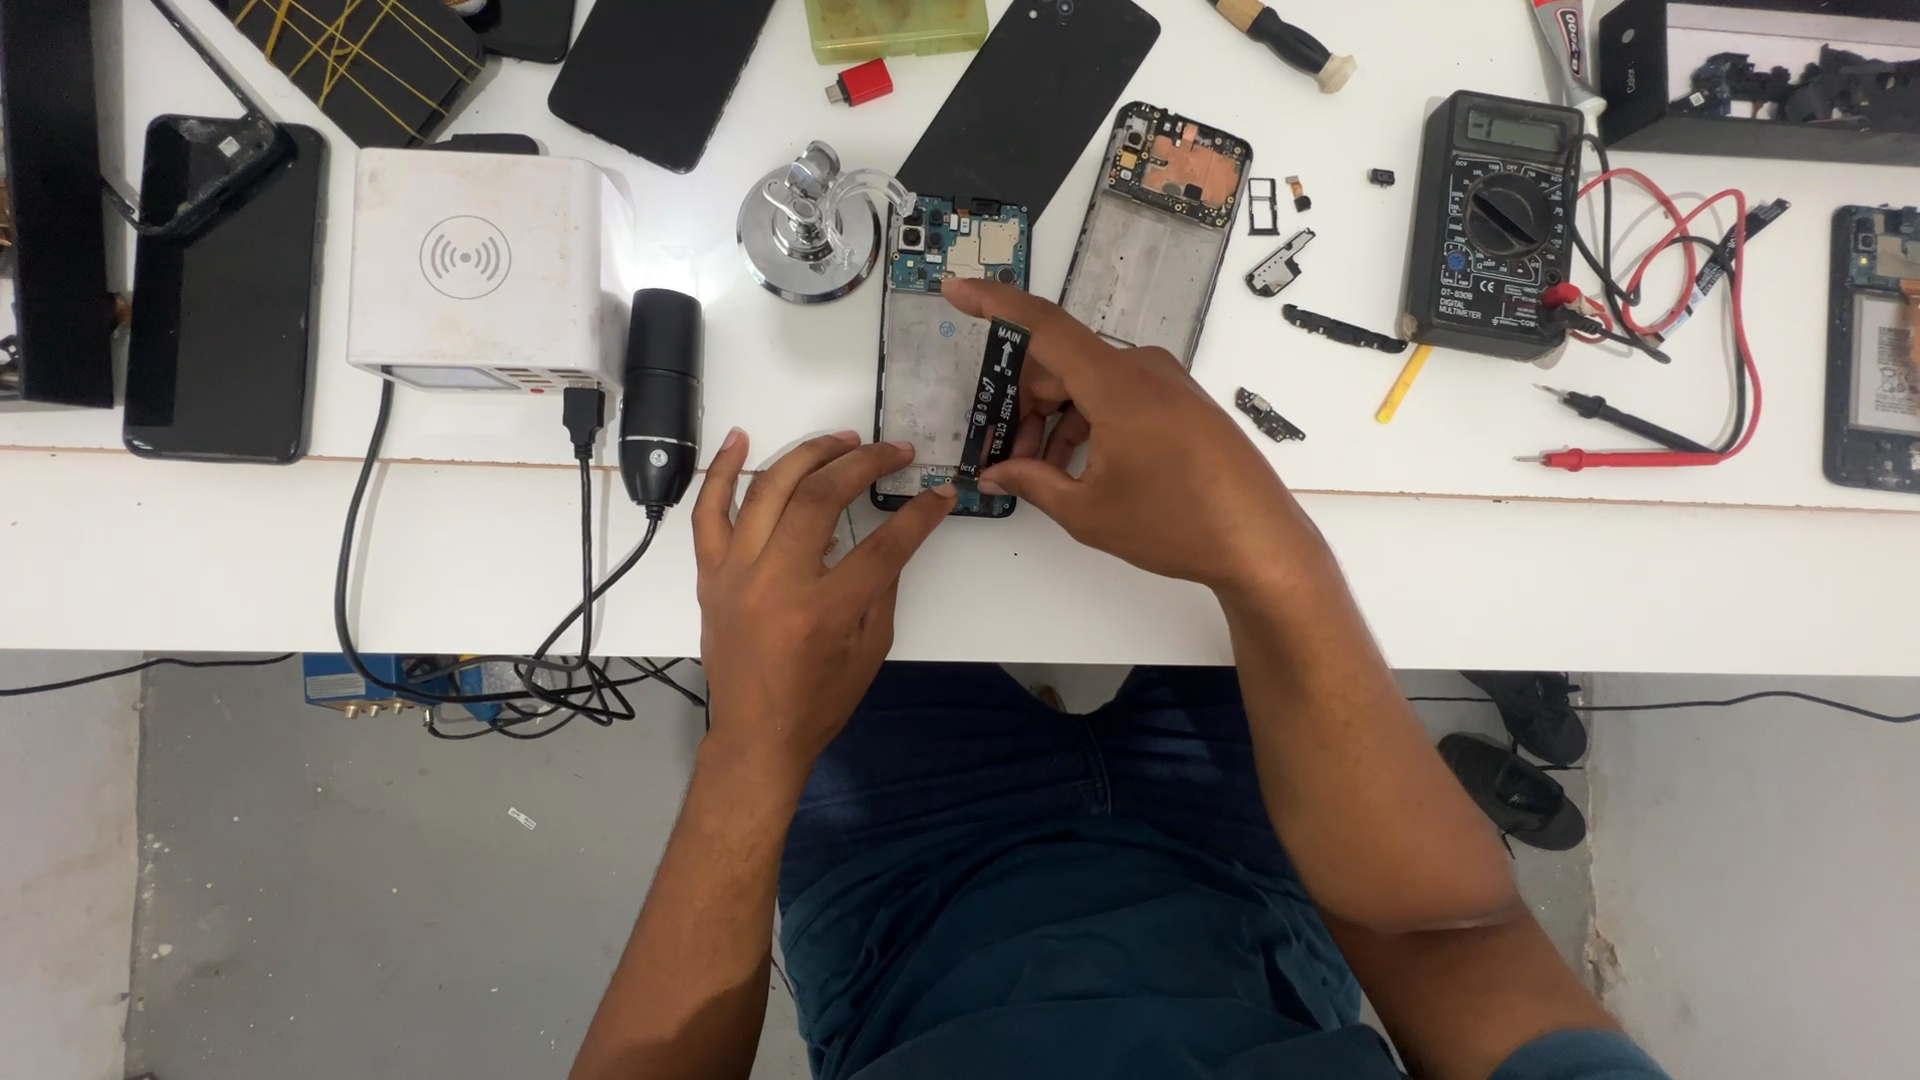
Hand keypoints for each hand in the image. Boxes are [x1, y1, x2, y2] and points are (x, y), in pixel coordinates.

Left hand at [693, 429, 954, 779]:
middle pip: (821, 498)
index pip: (884, 545)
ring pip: (769, 490)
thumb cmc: (821, 699)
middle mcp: (776, 582)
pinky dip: (720, 471)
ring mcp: (735, 573)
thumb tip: (897, 532)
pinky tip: (740, 437)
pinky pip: (707, 512)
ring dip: (808, 454)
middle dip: (864, 464)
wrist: (756, 735)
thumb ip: (883, 583)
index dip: (920, 515)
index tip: (940, 492)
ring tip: (842, 439)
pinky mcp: (709, 574)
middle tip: (893, 451)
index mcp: (824, 610)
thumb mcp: (872, 646)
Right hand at [943, 279, 1334, 598]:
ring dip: (1055, 419)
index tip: (958, 290)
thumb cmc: (1175, 525)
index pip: (1044, 326)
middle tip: (1004, 454)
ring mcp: (1167, 383)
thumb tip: (995, 473)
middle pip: (1061, 363)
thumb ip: (1032, 483)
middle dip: (1023, 403)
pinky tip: (1078, 466)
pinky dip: (1088, 421)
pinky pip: (1119, 395)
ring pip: (1089, 383)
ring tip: (1041, 472)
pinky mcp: (1181, 402)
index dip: (994, 304)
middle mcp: (1143, 370)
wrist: (1260, 543)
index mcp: (1117, 384)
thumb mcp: (1088, 511)